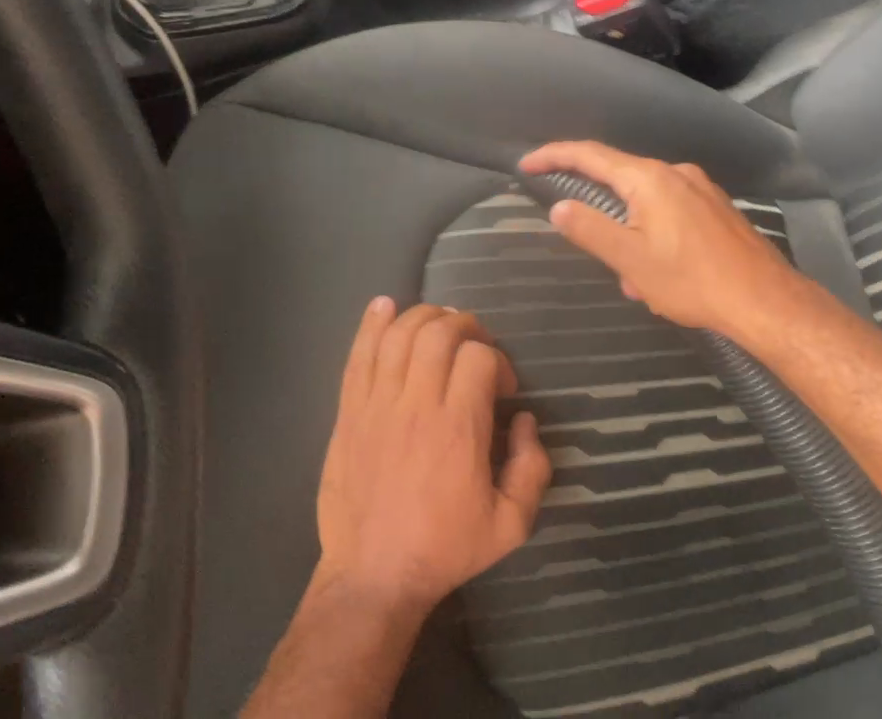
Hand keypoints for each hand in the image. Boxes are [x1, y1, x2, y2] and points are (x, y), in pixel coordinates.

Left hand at [314, 299, 553, 615]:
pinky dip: (372, 325)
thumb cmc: (444, 549)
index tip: (502, 390)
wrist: (373, 573)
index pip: (479, 357)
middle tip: (475, 347)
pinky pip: (358, 355)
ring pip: (398, 334)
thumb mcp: (511, 524)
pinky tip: (383, 307)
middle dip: (464, 326)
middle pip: (438, 333)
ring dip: (423, 317)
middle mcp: (416, 404)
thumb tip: (526, 420)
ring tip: (439, 326)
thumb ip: (532, 468)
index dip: (498, 362)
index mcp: (459, 427)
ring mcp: (376, 404)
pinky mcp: (348, 412)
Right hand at [519, 140, 797, 334]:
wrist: (766, 301)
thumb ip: (590, 229)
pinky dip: (653, 237)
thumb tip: (559, 207)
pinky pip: (671, 213)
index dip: (553, 156)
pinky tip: (661, 276)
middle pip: (620, 179)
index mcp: (650, 179)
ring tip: (635, 281)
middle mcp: (676, 173)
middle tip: (595, 253)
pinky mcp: (717, 210)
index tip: (526, 164)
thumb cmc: (692, 281)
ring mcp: (701, 189)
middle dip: (600, 216)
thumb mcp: (630, 259)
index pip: (590, 155)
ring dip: (629, 235)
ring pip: (647, 204)